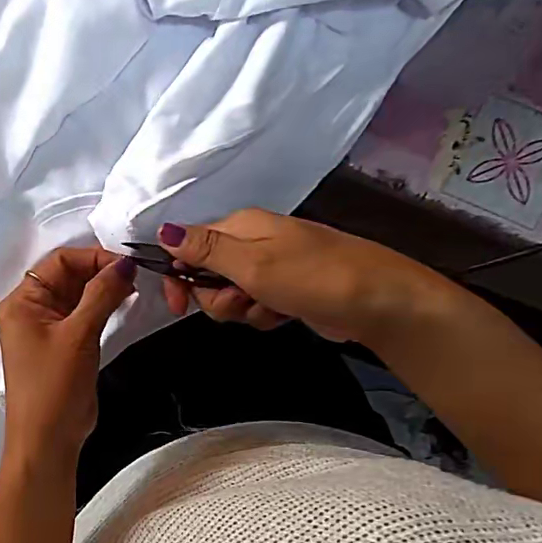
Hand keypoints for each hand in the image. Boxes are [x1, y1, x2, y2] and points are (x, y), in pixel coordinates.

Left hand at [0, 246, 136, 459]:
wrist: (47, 440)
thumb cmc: (53, 388)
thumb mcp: (78, 334)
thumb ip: (102, 294)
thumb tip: (124, 264)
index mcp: (22, 303)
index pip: (59, 262)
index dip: (93, 258)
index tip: (127, 265)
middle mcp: (30, 312)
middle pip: (68, 276)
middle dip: (101, 273)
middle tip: (135, 278)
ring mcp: (47, 330)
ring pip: (78, 297)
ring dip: (104, 291)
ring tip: (133, 291)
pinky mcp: (63, 347)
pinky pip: (83, 317)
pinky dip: (102, 310)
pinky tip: (123, 308)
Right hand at [157, 208, 459, 346]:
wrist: (378, 301)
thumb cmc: (312, 277)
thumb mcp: (251, 264)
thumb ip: (205, 249)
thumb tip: (163, 230)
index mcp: (241, 227)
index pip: (188, 246)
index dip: (178, 276)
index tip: (177, 305)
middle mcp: (252, 243)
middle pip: (206, 276)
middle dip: (216, 299)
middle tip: (240, 302)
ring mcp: (270, 267)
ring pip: (229, 296)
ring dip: (241, 310)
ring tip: (267, 308)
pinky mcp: (285, 290)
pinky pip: (254, 306)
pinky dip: (262, 315)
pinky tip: (282, 315)